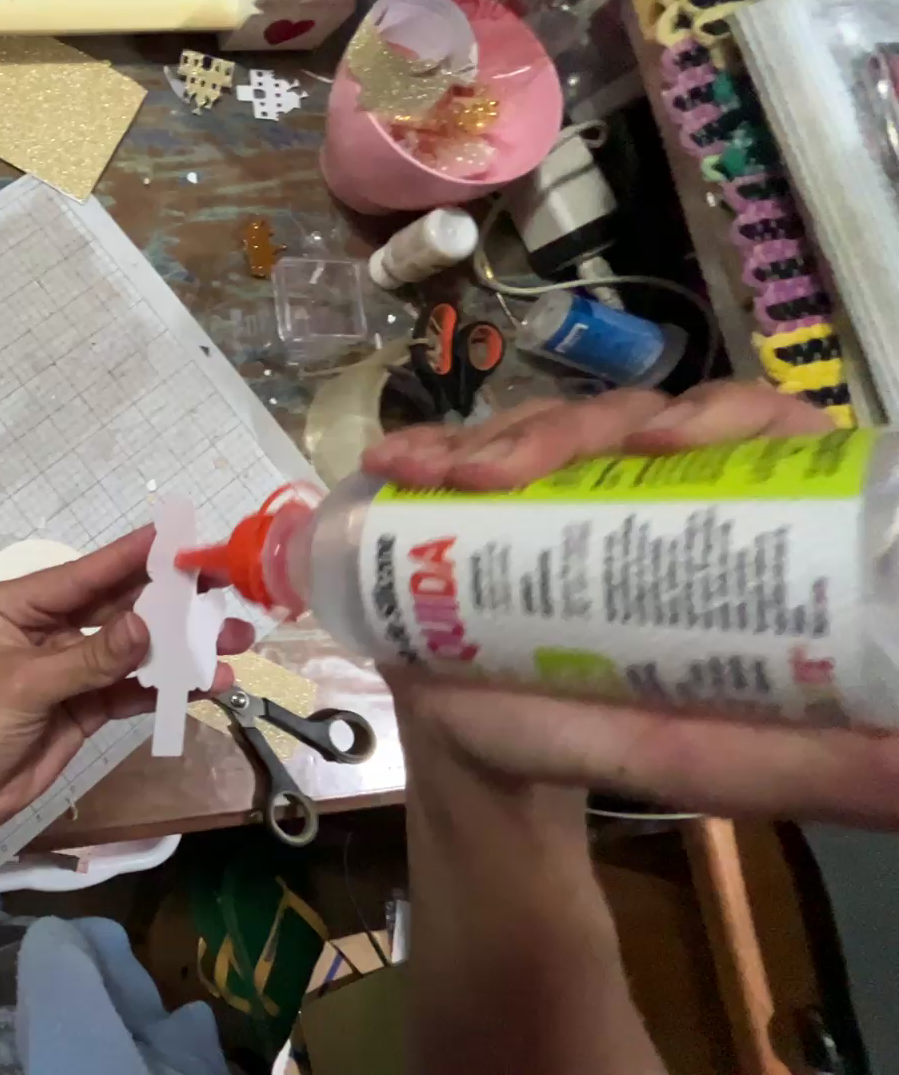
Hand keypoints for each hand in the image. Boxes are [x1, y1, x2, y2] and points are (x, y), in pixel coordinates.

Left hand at [0, 526, 254, 833]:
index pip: (85, 574)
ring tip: (233, 641)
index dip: (134, 555)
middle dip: (170, 601)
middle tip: (226, 590)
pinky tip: (206, 683)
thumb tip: (149, 624)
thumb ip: (90, 658)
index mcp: (21, 604)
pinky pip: (132, 687)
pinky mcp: (88, 703)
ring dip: (178, 645)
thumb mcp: (26, 683)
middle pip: (117, 606)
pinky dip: (165, 687)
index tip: (182, 538)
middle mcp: (50, 626)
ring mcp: (72, 666)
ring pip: (132, 647)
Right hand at [363, 382, 898, 826]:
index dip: (712, 415)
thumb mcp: (689, 758)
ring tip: (426, 474)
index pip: (741, 433)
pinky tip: (387, 461)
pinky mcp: (453, 501)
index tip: (662, 446)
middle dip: (559, 429)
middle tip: (499, 476)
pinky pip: (439, 451)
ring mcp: (530, 493)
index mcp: (704, 532)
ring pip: (523, 423)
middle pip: (617, 417)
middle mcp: (621, 494)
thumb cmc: (580, 741)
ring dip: (474, 439)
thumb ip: (789, 763)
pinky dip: (414, 447)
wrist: (464, 748)